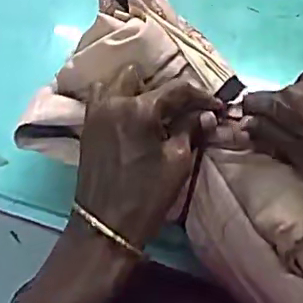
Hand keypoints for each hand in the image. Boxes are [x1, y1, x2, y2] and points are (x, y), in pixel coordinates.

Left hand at [76, 63, 222, 248]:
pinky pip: (100, 95)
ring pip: (117, 81)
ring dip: (135, 89)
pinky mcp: (87, 122)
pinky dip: (115, 97)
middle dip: (163, 89)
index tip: (215, 105)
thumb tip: (206, 114)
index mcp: (140, 109)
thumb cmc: (146, 196)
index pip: (176, 89)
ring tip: (150, 110)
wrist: (105, 226)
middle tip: (178, 109)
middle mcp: (115, 100)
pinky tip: (128, 113)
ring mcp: (97, 109)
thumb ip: (191, 130)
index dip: (199, 95)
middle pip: (141, 76)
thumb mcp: (177, 163)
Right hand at [243, 71, 302, 204]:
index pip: (255, 100)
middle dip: (284, 113)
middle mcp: (302, 81)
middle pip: (282, 96)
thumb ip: (271, 136)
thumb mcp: (302, 158)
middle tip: (300, 137)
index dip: (252, 115)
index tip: (258, 129)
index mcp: (288, 101)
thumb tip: (247, 121)